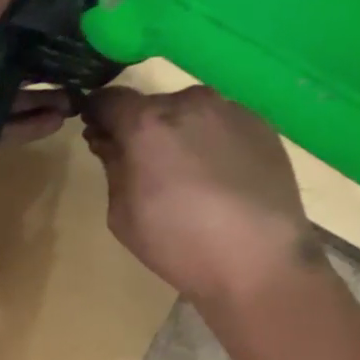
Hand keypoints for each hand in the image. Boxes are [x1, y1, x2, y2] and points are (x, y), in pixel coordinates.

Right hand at [82, 85, 319, 304]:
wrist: (258, 259)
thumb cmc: (178, 243)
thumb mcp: (122, 215)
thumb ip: (112, 168)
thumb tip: (108, 142)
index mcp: (146, 124)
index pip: (109, 100)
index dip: (98, 115)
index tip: (99, 136)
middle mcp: (189, 102)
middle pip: (152, 106)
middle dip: (142, 129)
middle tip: (146, 167)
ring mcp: (230, 110)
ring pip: (190, 113)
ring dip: (179, 133)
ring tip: (188, 175)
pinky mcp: (261, 125)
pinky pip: (222, 125)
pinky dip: (212, 142)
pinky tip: (220, 179)